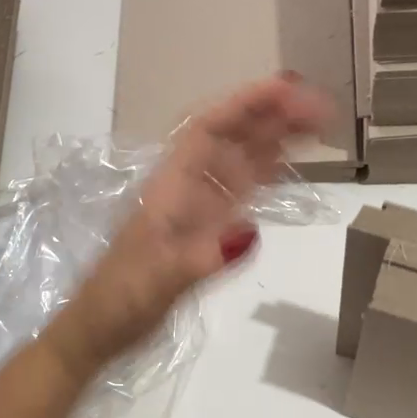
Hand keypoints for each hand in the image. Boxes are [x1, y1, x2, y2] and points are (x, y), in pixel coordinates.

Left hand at [45, 75, 330, 374]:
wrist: (98, 329)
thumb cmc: (119, 301)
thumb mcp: (157, 282)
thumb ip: (201, 258)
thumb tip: (251, 232)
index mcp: (169, 188)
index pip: (208, 131)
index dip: (245, 104)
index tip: (286, 88)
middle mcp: (184, 189)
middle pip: (230, 139)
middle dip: (269, 115)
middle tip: (319, 105)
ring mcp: (196, 211)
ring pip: (239, 162)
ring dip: (273, 140)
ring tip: (315, 124)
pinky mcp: (204, 233)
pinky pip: (240, 194)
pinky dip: (265, 175)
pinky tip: (286, 165)